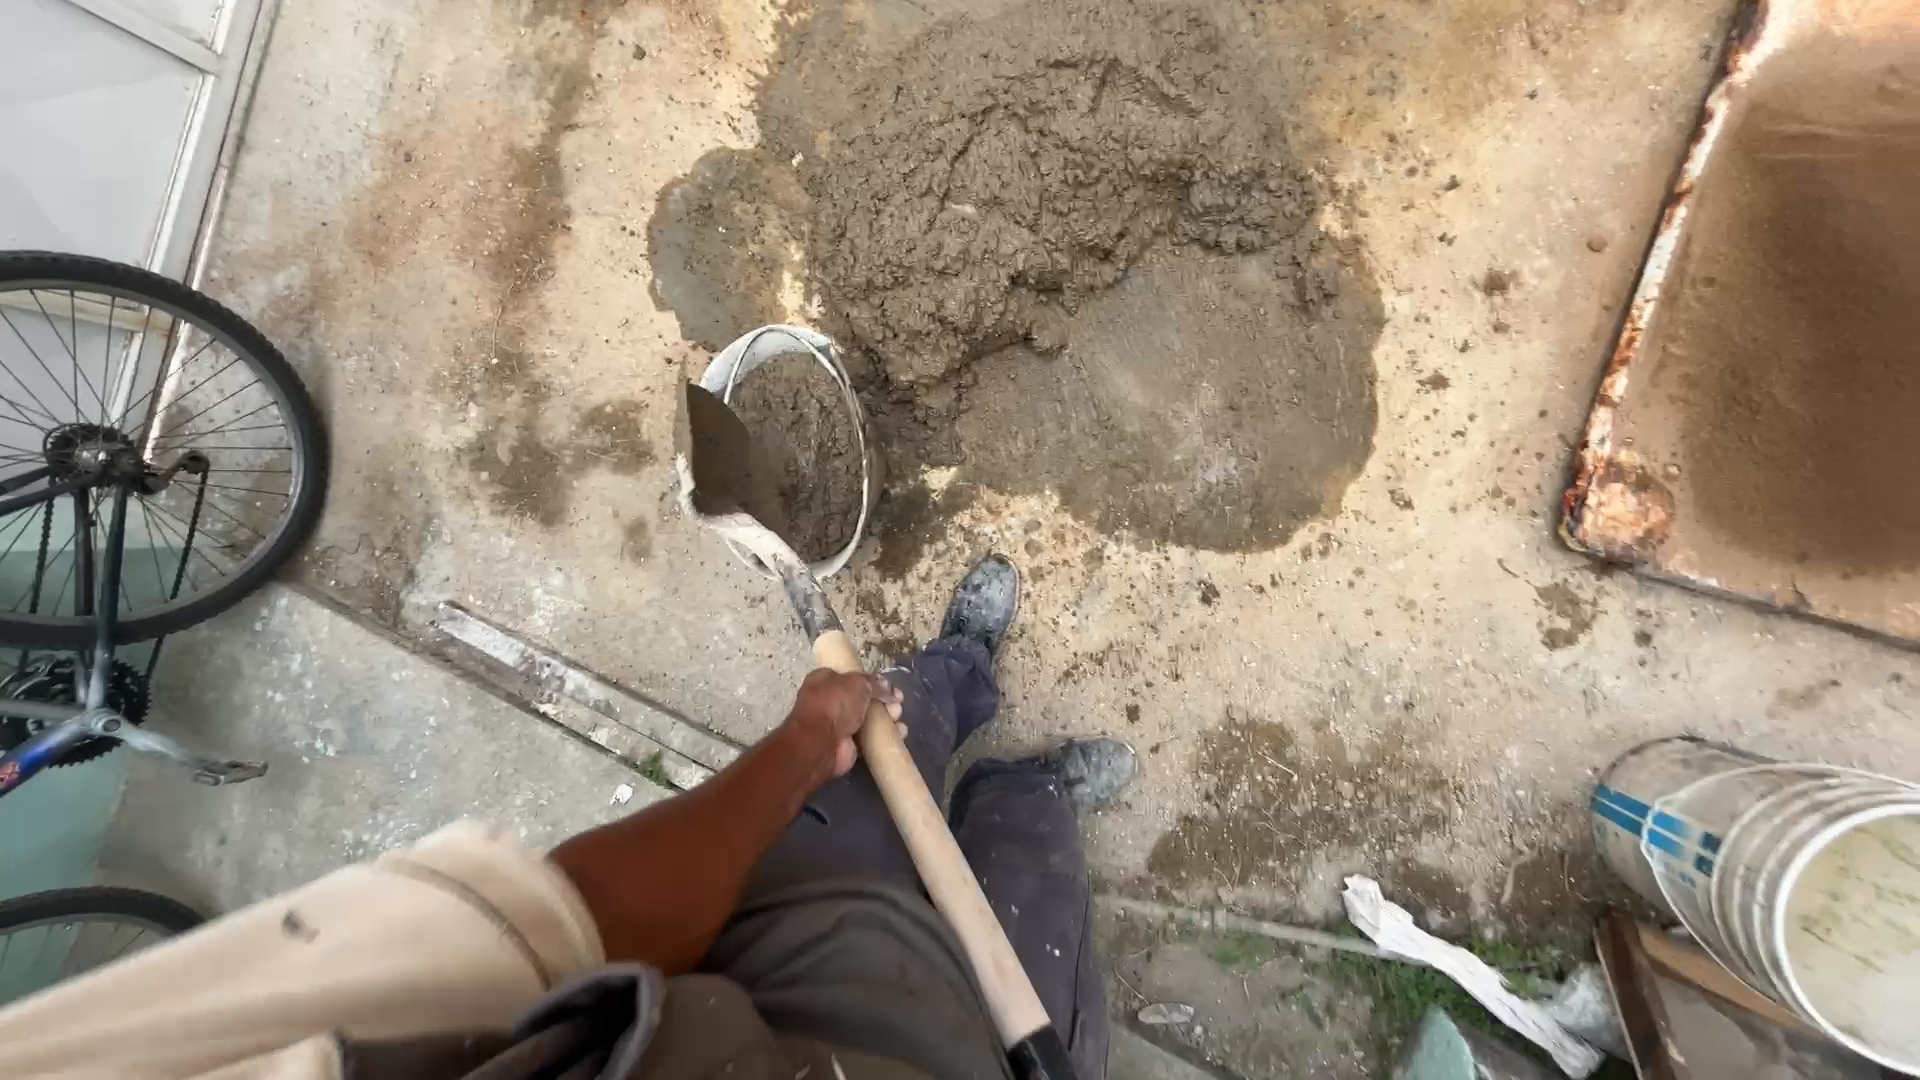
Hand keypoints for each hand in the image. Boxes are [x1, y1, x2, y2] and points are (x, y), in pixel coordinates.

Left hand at [786, 669, 902, 779]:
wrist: (820, 743)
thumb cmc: (834, 703)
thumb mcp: (857, 683)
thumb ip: (875, 683)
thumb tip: (890, 689)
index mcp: (825, 680)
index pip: (851, 677)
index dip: (871, 681)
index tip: (889, 687)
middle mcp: (829, 702)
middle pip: (863, 699)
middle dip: (883, 701)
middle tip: (897, 704)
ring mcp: (838, 725)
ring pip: (868, 718)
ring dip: (886, 718)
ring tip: (898, 718)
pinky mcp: (847, 745)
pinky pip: (870, 738)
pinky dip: (884, 735)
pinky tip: (899, 733)